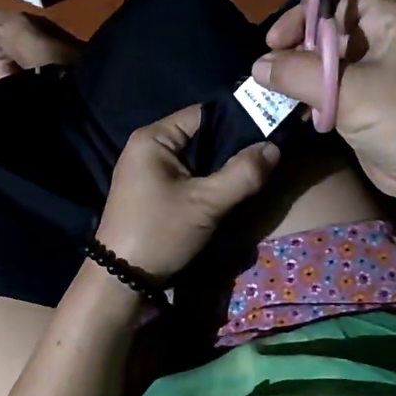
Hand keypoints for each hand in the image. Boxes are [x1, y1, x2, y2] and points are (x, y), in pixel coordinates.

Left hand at [95, 104, 281, 280]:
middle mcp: (148, 148)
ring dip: (223, 168)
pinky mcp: (154, 193)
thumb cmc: (160, 233)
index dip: (239, 120)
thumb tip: (274, 147)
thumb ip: (243, 174)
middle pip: (202, 136)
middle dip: (234, 147)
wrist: (121, 281)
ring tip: (256, 173)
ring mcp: (149, 172)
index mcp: (153, 138)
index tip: (270, 131)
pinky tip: (232, 192)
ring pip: (198, 160)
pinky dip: (210, 183)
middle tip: (269, 156)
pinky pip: (189, 177)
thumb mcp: (206, 203)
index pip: (204, 114)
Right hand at [253, 0, 395, 205]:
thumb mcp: (349, 91)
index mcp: (395, 22)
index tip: (274, 40)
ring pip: (331, 67)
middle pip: (333, 34)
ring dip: (303, 78)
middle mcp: (388, 43)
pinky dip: (315, 99)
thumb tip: (258, 64)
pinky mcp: (373, 107)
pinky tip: (295, 112)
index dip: (306, 15)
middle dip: (299, 50)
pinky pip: (336, 93)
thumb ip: (299, 74)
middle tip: (269, 70)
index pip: (341, 2)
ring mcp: (381, 77)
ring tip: (274, 92)